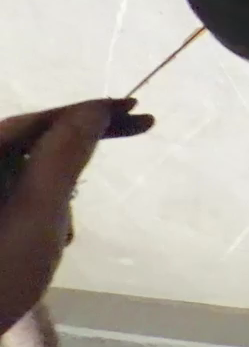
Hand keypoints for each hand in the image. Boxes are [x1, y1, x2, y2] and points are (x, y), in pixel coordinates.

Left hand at [0, 102, 115, 334]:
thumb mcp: (36, 215)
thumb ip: (63, 156)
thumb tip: (94, 110)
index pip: (28, 124)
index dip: (84, 111)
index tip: (137, 109)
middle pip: (19, 148)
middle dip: (73, 148)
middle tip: (136, 133)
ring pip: (12, 179)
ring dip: (53, 187)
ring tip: (71, 227)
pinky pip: (5, 203)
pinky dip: (32, 210)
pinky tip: (48, 238)